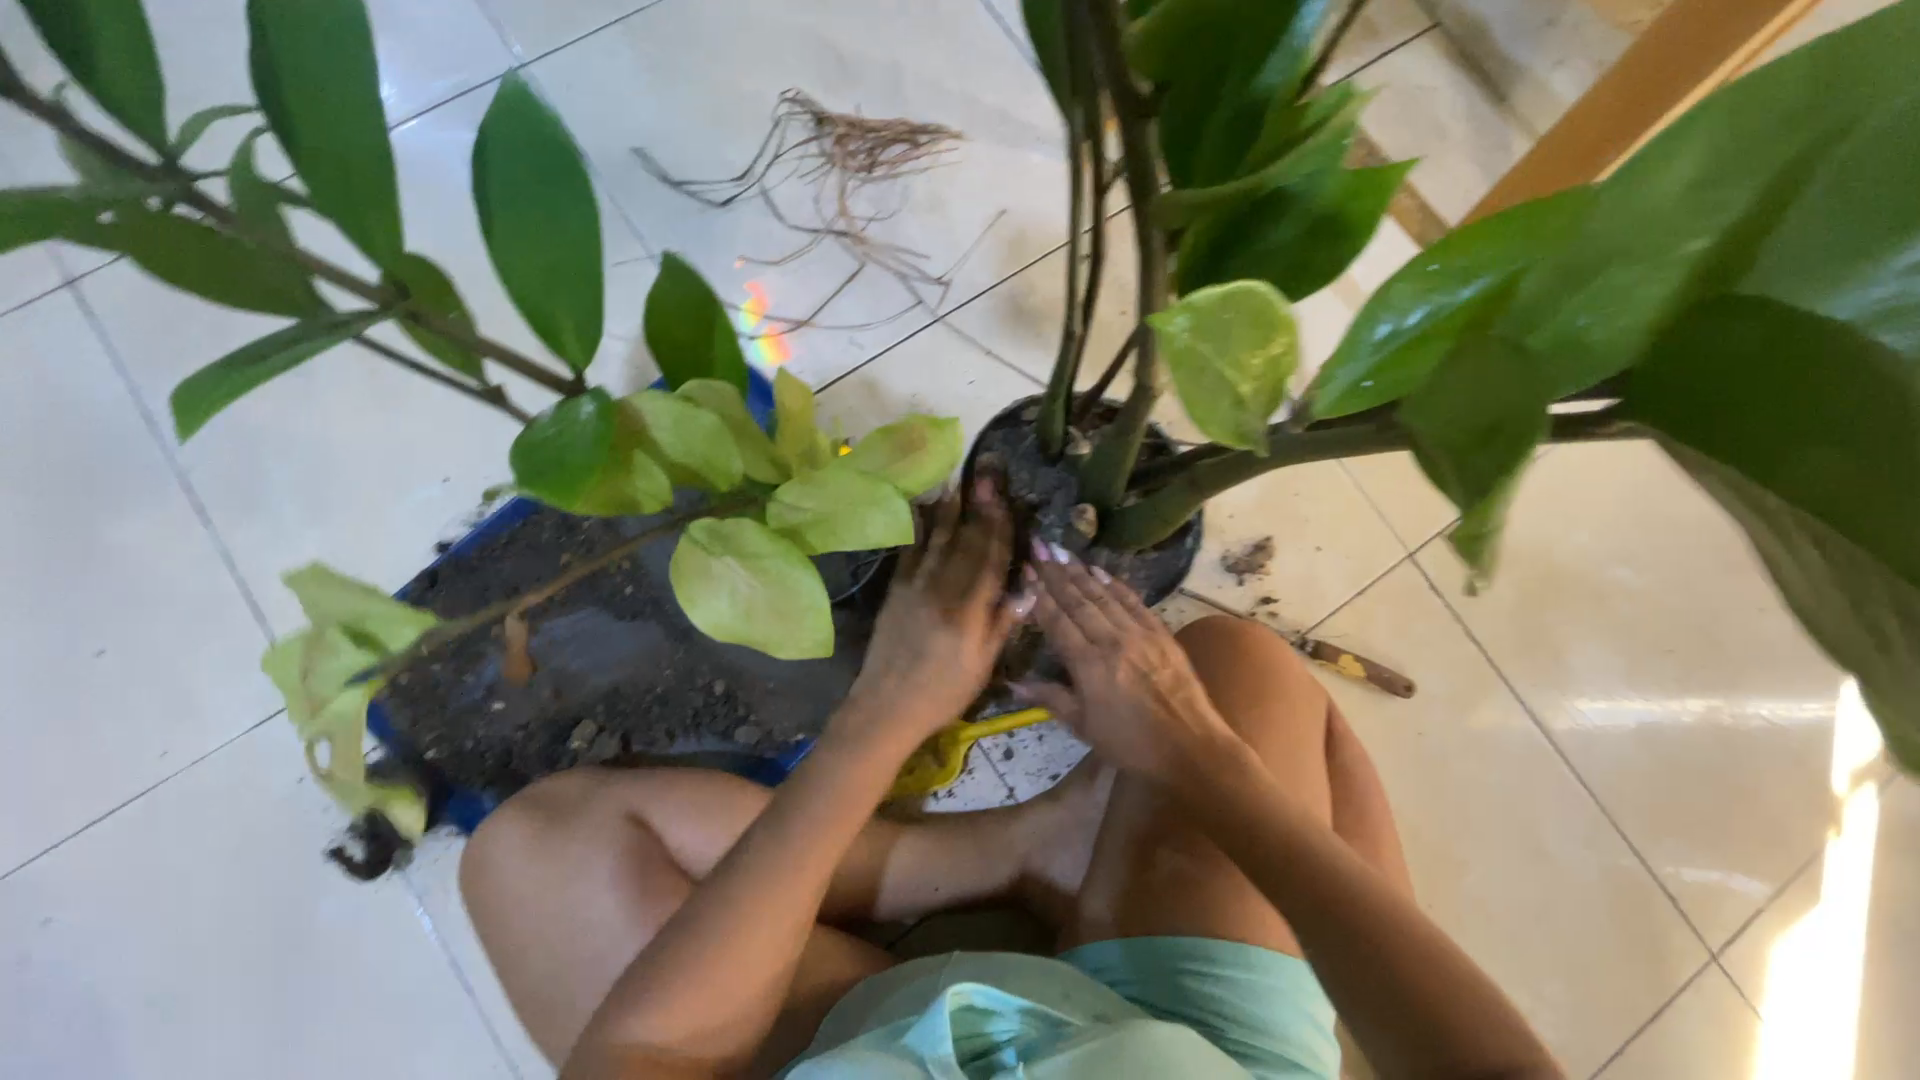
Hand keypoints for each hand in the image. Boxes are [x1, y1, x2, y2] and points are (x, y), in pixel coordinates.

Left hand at [839, 476, 1023, 745]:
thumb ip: (1003, 625)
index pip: (990, 560)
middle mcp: (943, 591)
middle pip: (966, 543)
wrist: (887, 706)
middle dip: (978, 508)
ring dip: (949, 511)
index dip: (1000, 527)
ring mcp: (915, 588)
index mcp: (969, 611)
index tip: (1006, 498)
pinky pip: (910, 553)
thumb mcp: (983, 666)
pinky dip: (919, 530)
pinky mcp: (895, 591)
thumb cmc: (943, 693)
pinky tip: (923, 511)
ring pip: (938, 541)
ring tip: (958, 483)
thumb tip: (1028, 589)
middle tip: (986, 475)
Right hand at [1015, 543, 1240, 788]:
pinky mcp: (1162, 635)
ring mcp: (1140, 635)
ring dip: (1081, 572)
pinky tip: (1099, 571)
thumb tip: (1013, 683)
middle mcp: (1112, 641)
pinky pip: (1134, 602)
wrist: (1191, 749)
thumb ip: (1050, 699)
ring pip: (1104, 596)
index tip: (1025, 569)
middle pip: (1078, 600)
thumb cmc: (1132, 745)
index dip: (1039, 594)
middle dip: (1055, 572)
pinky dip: (1115, 585)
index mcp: (1088, 665)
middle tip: (1038, 546)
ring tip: (1062, 551)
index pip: (1057, 620)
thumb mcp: (1084, 727)